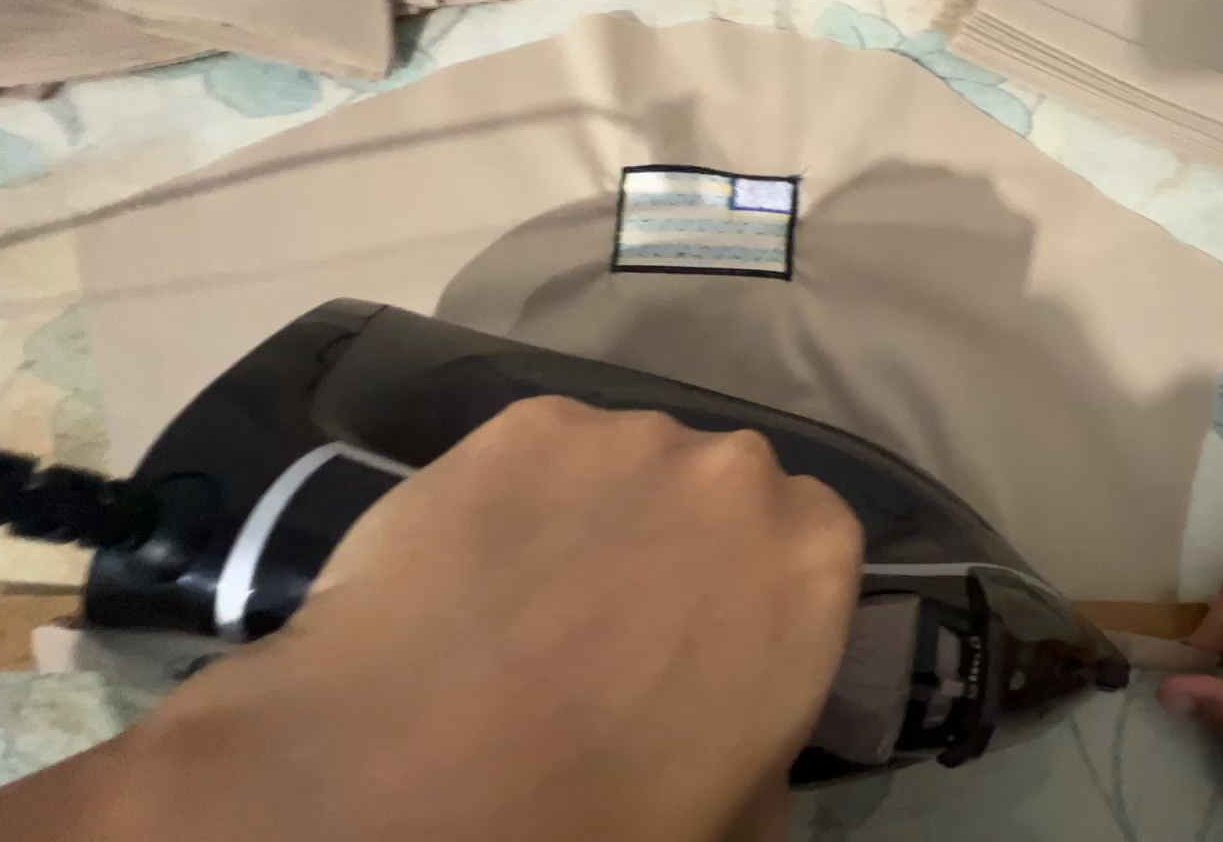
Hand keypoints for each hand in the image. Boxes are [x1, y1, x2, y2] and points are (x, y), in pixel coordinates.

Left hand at [111, 398, 859, 841]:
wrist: (408, 791)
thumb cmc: (610, 812)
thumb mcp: (744, 804)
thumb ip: (771, 721)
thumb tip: (738, 697)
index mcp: (814, 551)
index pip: (811, 534)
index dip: (760, 578)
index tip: (716, 619)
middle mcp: (740, 469)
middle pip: (727, 485)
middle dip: (691, 531)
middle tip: (622, 602)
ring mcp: (635, 434)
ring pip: (639, 459)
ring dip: (610, 505)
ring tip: (537, 581)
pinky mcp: (535, 420)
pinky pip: (553, 448)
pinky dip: (530, 488)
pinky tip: (481, 553)